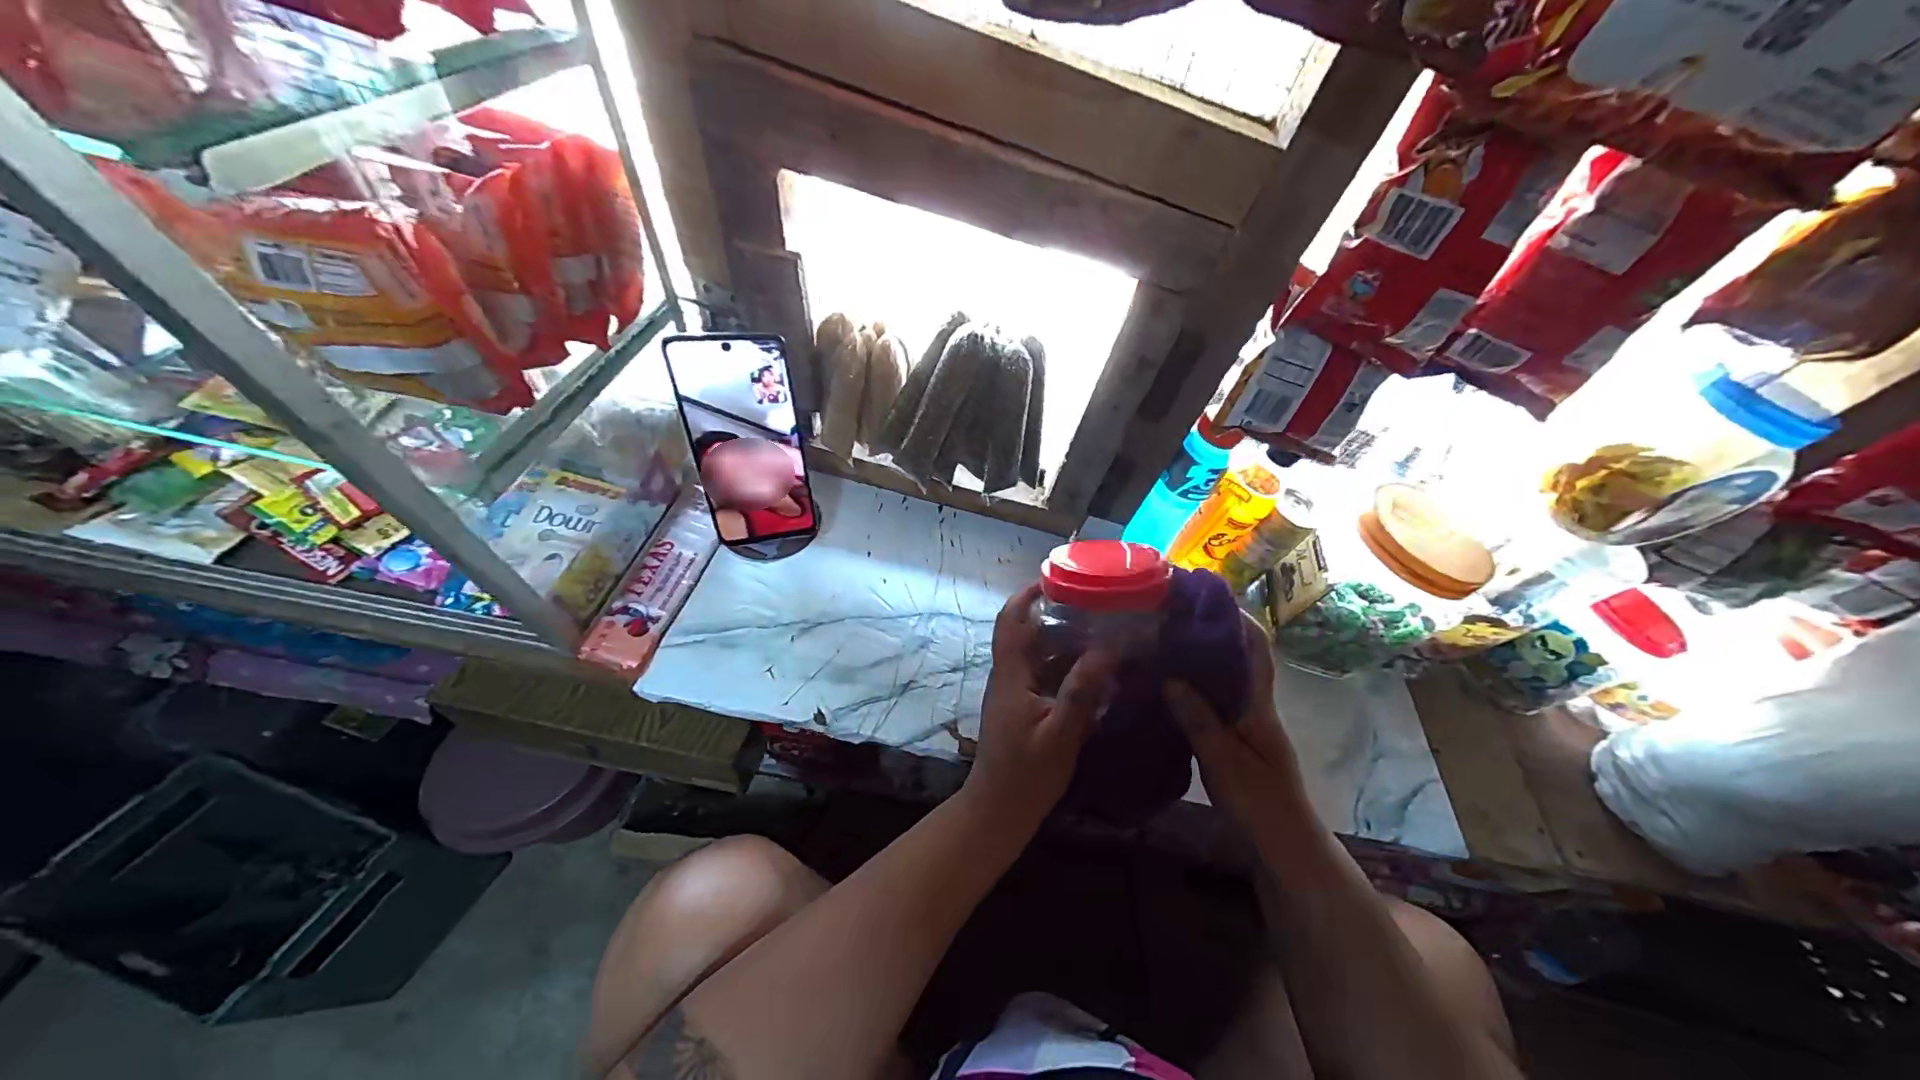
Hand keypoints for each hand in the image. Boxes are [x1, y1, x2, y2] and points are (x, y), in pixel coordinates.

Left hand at [964, 582, 1116, 826]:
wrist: (998, 811)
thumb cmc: (1025, 775)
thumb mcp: (1060, 735)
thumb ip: (1081, 692)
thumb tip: (1107, 650)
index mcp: (1011, 675)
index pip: (1011, 621)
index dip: (1028, 595)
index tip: (1057, 578)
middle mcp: (1009, 676)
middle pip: (1026, 632)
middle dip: (1056, 614)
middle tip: (1095, 605)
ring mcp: (1015, 693)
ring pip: (1037, 654)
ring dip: (1064, 640)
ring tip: (1102, 631)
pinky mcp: (1023, 708)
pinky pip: (1044, 675)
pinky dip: (1066, 666)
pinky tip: (1095, 671)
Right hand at [1163, 611, 1312, 835]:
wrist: (1286, 848)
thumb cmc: (1261, 806)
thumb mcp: (1226, 764)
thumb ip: (1200, 721)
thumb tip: (1172, 677)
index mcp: (1259, 707)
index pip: (1255, 650)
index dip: (1237, 619)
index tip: (1209, 596)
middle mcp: (1256, 707)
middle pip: (1239, 657)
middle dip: (1213, 631)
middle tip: (1174, 615)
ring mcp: (1247, 723)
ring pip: (1226, 678)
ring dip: (1202, 656)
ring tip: (1165, 641)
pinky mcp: (1235, 738)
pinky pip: (1215, 699)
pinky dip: (1195, 685)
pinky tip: (1169, 686)